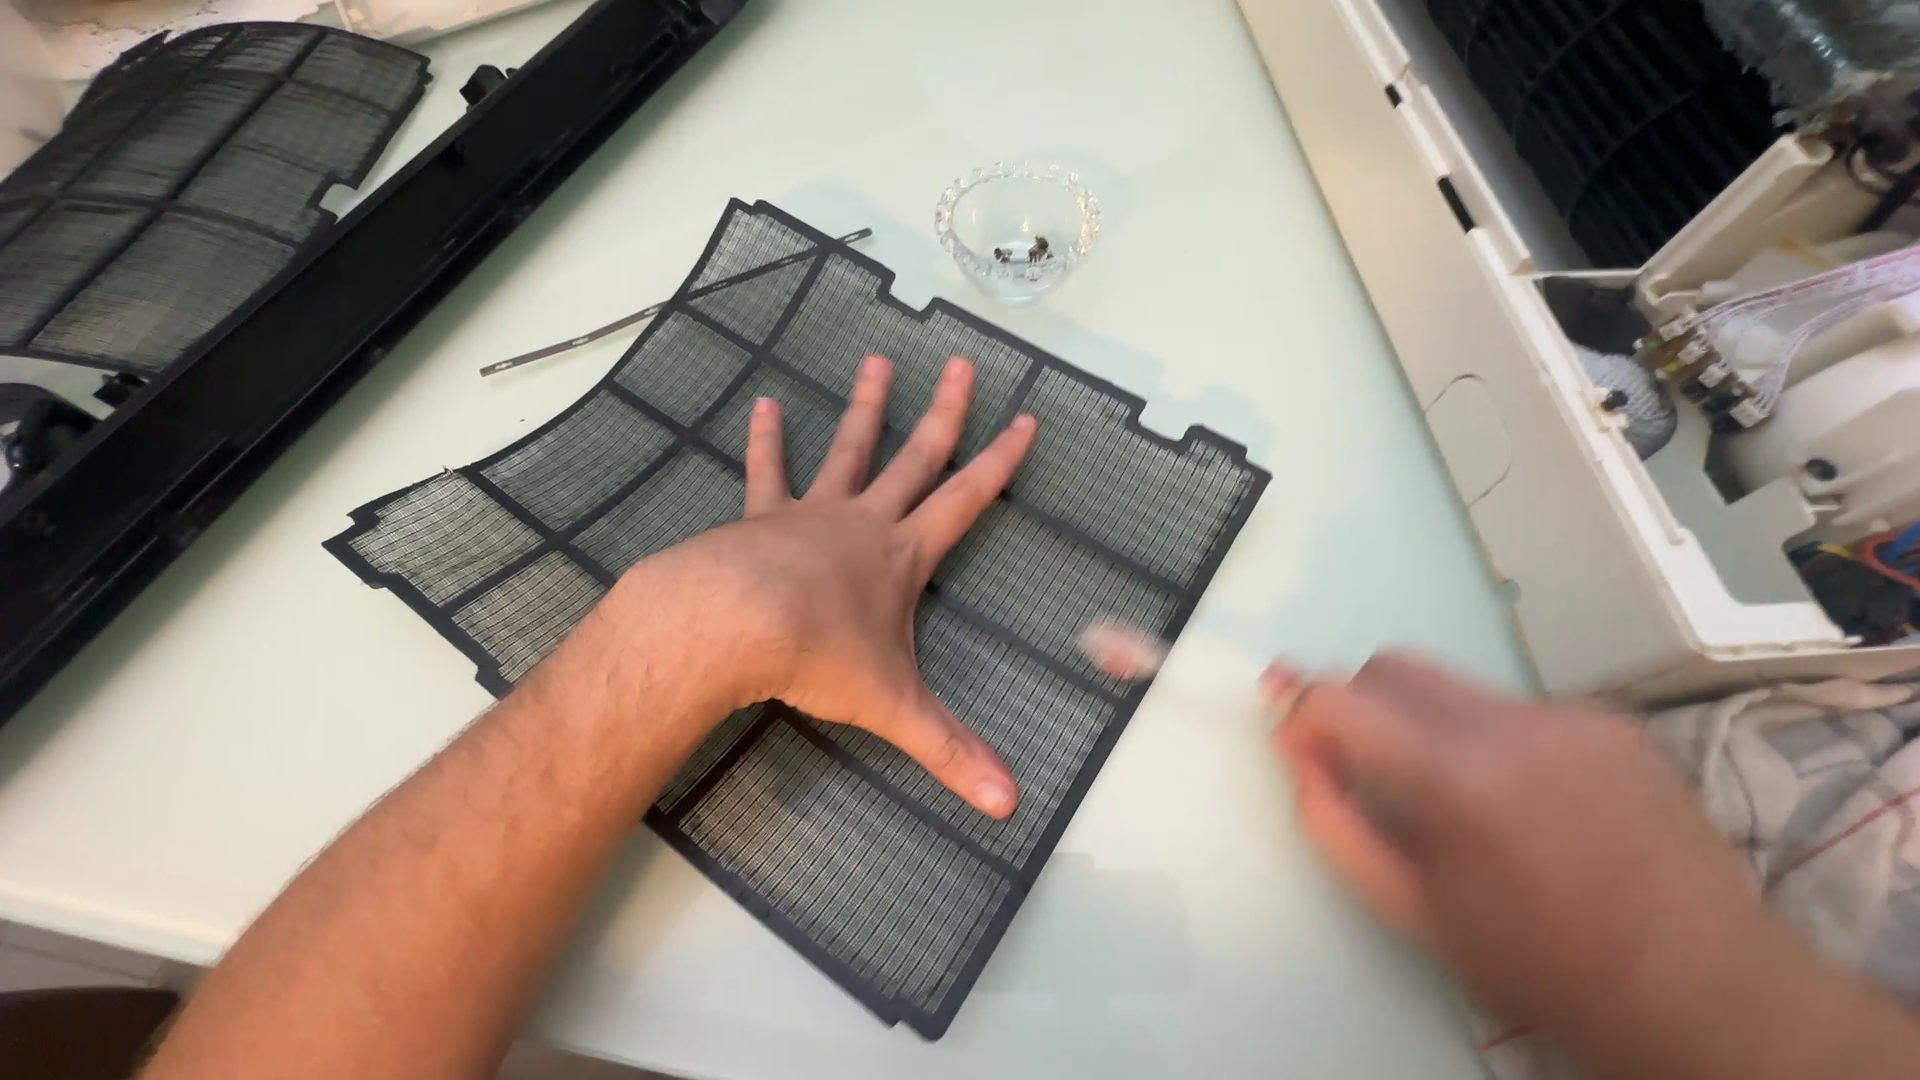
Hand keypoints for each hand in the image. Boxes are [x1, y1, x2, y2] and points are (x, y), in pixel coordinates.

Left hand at [629, 354, 1035, 818]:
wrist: (731, 626)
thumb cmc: (818, 657)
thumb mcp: (893, 706)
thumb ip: (949, 751)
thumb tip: (1007, 805)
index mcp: (903, 554)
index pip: (967, 499)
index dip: (1000, 462)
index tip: (1024, 420)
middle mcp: (865, 520)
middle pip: (916, 456)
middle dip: (945, 412)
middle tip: (963, 364)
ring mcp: (811, 512)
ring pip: (849, 449)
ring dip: (868, 408)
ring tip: (877, 361)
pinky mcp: (762, 516)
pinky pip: (768, 471)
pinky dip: (769, 440)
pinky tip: (766, 406)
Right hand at [1264, 654, 1881, 1074]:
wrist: (1710, 994)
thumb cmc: (1541, 962)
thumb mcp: (1410, 907)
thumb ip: (1332, 821)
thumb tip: (1297, 754)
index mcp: (1458, 779)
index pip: (1340, 698)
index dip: (1298, 707)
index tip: (1290, 731)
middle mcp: (1514, 725)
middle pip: (1391, 666)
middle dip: (1355, 701)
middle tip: (1358, 759)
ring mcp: (1571, 715)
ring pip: (1450, 683)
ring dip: (1420, 721)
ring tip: (1453, 792)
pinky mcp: (1611, 720)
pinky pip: (1509, 704)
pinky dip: (1483, 735)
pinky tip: (1519, 796)